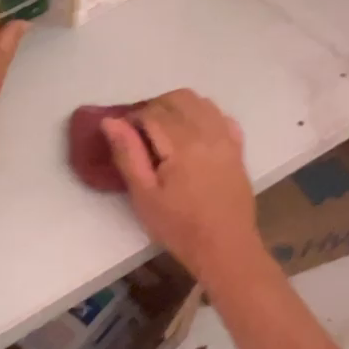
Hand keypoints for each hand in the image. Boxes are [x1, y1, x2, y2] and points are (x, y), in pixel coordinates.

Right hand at [101, 90, 268, 285]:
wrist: (226, 249)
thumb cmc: (179, 227)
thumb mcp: (144, 195)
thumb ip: (127, 154)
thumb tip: (111, 121)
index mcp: (183, 144)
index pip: (152, 112)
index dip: (132, 118)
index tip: (122, 136)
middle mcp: (208, 133)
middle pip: (177, 99)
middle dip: (154, 108)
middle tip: (140, 133)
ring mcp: (226, 139)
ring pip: (200, 102)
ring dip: (177, 107)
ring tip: (163, 132)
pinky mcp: (237, 149)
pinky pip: (220, 116)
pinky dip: (202, 116)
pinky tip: (191, 135)